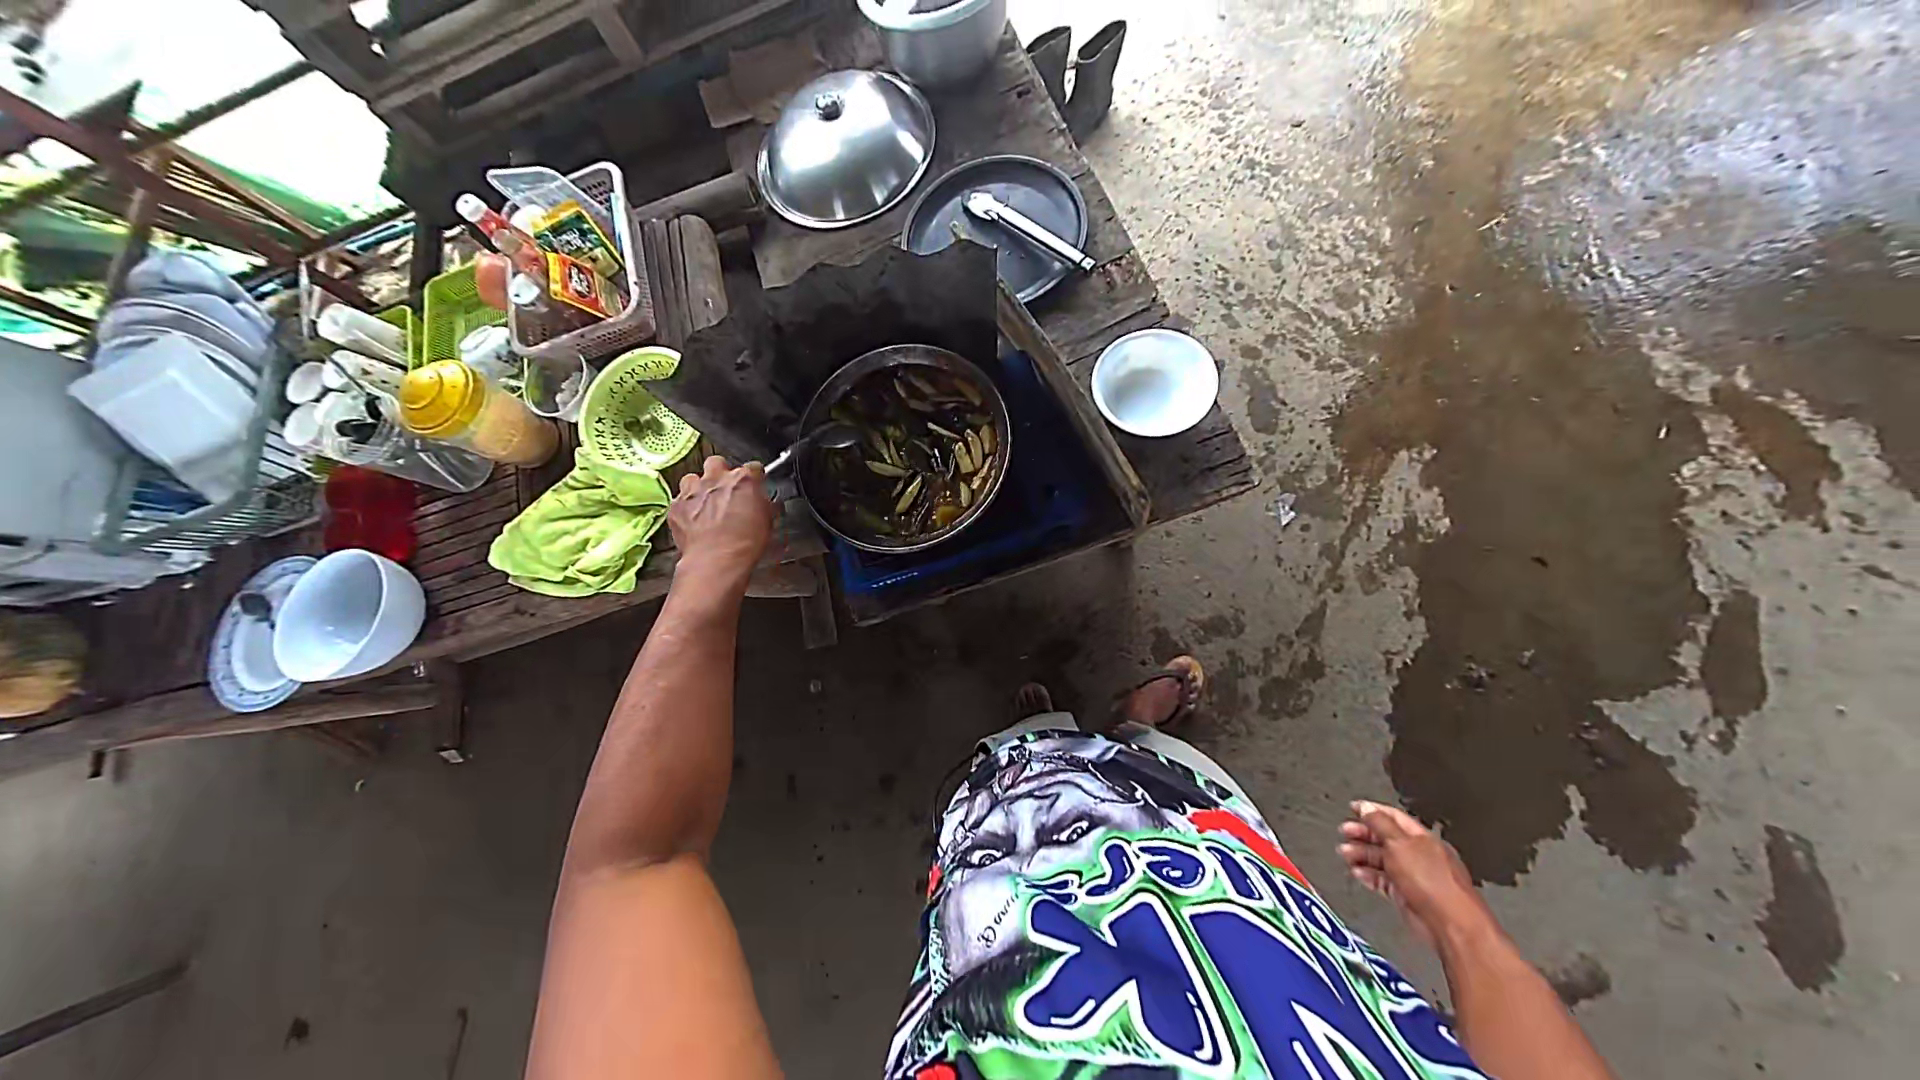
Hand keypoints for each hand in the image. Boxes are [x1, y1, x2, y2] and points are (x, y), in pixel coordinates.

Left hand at [669, 456, 772, 588]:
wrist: (716, 560)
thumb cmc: (743, 544)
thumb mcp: (768, 522)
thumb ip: (765, 505)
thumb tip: (766, 504)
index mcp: (744, 479)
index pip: (753, 467)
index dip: (755, 477)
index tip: (754, 485)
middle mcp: (716, 479)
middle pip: (717, 462)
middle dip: (721, 472)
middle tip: (726, 489)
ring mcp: (693, 491)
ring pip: (692, 477)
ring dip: (699, 487)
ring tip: (706, 503)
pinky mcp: (676, 506)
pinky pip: (679, 500)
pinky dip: (685, 508)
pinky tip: (694, 520)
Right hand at [1338, 800, 1492, 947]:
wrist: (1451, 925)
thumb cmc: (1436, 885)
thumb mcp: (1399, 843)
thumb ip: (1379, 823)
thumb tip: (1367, 808)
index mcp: (1423, 838)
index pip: (1393, 817)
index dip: (1372, 810)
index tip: (1354, 807)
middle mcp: (1420, 856)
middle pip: (1385, 838)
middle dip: (1363, 833)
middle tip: (1345, 831)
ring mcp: (1415, 877)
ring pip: (1382, 860)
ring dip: (1361, 854)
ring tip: (1346, 853)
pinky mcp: (1408, 896)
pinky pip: (1383, 881)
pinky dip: (1369, 875)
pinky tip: (1359, 873)